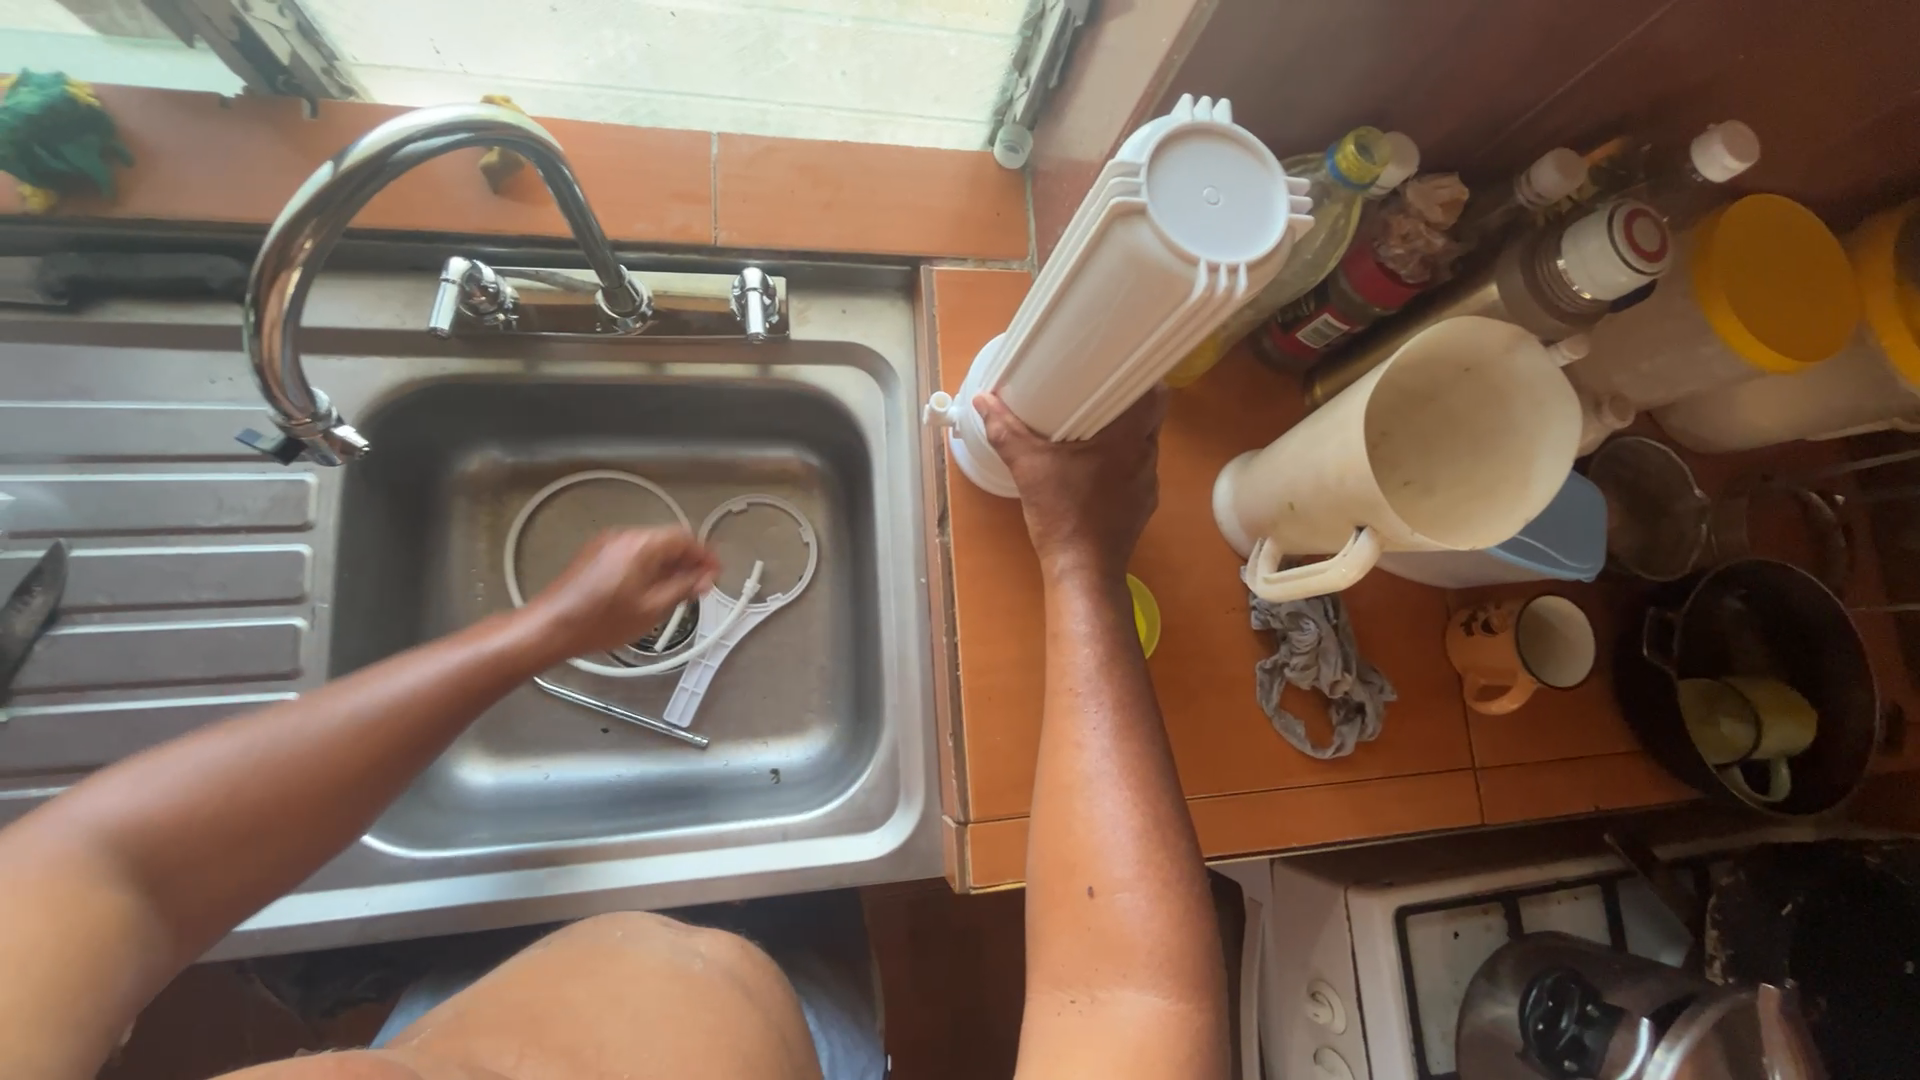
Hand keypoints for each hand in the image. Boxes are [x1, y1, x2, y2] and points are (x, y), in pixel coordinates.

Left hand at [523, 528, 719, 658]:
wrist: (550, 627)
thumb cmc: (604, 621)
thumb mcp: (653, 608)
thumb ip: (685, 587)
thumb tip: (706, 577)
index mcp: (642, 544)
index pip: (685, 537)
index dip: (705, 555)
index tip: (716, 574)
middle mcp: (625, 535)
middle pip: (667, 539)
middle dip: (688, 560)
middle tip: (699, 586)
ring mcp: (607, 543)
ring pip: (650, 547)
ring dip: (668, 564)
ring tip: (676, 591)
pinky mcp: (595, 554)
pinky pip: (632, 553)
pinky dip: (649, 566)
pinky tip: (650, 589)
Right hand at [975, 388, 1165, 580]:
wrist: (1082, 570)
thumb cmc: (1061, 514)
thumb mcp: (1027, 468)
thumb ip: (1005, 430)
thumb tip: (984, 400)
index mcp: (1128, 440)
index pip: (1157, 395)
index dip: (1144, 377)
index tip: (1123, 369)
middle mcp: (1146, 457)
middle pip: (1151, 419)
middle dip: (1127, 406)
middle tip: (1099, 396)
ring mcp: (1148, 485)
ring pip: (1143, 447)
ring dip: (1124, 437)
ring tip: (1094, 431)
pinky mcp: (1143, 506)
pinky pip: (1137, 473)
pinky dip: (1121, 465)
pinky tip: (1095, 471)